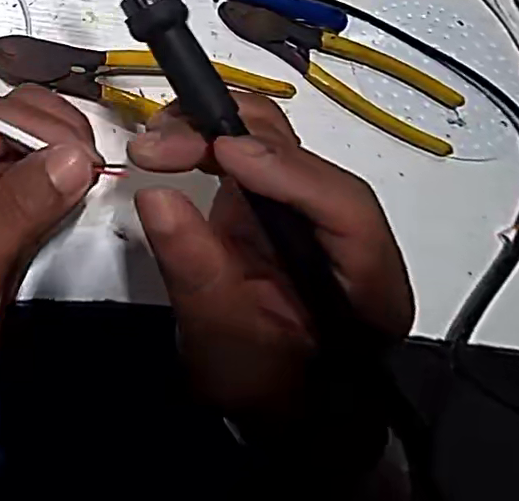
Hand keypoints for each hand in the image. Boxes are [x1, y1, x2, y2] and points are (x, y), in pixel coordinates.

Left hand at [0, 85, 99, 407]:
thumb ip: (19, 206)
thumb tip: (71, 159)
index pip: (4, 114)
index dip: (47, 128)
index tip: (84, 157)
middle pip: (27, 119)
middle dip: (64, 135)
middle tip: (93, 166)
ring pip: (43, 147)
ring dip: (72, 157)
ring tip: (94, 180)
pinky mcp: (13, 213)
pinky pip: (50, 182)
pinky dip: (71, 185)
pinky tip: (83, 197)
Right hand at [128, 93, 412, 421]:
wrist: (267, 393)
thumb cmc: (260, 383)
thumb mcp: (221, 339)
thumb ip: (196, 269)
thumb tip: (156, 197)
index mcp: (364, 282)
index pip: (342, 208)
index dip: (285, 170)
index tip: (222, 152)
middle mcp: (340, 227)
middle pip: (300, 155)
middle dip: (227, 134)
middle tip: (161, 144)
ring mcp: (303, 202)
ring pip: (271, 137)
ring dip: (209, 125)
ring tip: (155, 142)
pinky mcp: (270, 191)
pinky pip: (244, 145)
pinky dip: (203, 135)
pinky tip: (170, 142)